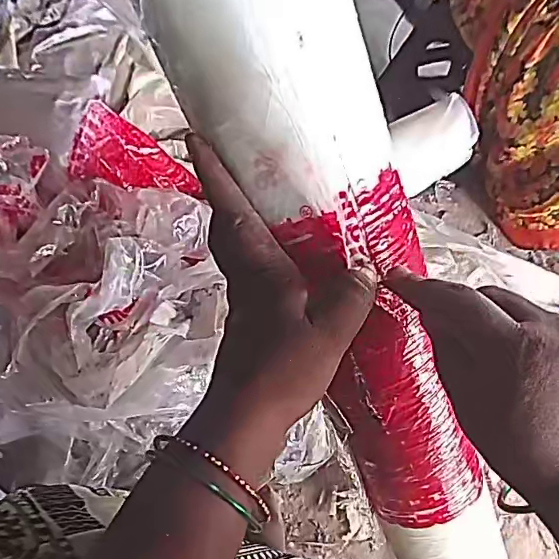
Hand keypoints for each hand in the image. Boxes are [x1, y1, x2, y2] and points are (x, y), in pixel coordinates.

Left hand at [185, 135, 376, 473]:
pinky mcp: (249, 326)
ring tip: (271, 210)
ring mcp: (244, 305)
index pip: (233, 212)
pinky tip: (291, 270)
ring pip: (238, 253)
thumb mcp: (327, 335)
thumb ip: (348, 298)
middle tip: (237, 169)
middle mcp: (246, 282)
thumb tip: (363, 271)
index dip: (214, 174)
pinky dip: (264, 260)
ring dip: (244, 225)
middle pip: (228, 228)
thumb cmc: (280, 374)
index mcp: (261, 273)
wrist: (243, 420)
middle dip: (226, 195)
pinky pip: (255, 278)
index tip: (195, 138)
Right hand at [386, 272, 558, 504]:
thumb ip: (449, 353)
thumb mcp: (469, 407)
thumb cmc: (524, 452)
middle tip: (448, 327)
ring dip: (504, 324)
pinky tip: (535, 369)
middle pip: (493, 296)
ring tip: (500, 361)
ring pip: (526, 309)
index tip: (400, 279)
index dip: (425, 288)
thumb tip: (433, 316)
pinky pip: (557, 324)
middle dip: (467, 308)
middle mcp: (555, 329)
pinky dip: (537, 336)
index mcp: (514, 349)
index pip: (460, 301)